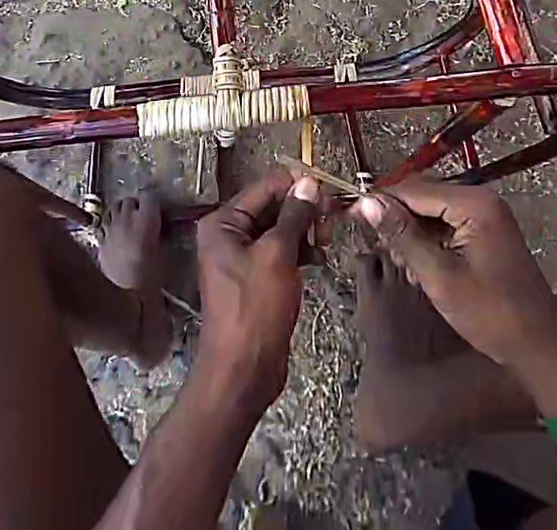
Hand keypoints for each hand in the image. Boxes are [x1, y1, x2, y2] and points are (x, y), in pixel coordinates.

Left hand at [193, 171, 321, 411]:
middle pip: (273, 206)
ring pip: (280, 228)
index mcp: (223, 222)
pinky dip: (301, 250)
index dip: (298, 187)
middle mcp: (229, 234)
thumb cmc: (254, 309)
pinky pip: (281, 250)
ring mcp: (242, 256)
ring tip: (327, 240)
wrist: (243, 372)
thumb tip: (310, 184)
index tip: (329, 192)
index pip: (266, 188)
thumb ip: (294, 215)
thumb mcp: (277, 254)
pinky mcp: (257, 276)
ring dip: (305, 230)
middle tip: (333, 217)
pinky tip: (319, 257)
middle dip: (304, 210)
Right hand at [350, 181, 556, 375]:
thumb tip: (366, 204)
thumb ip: (402, 235)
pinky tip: (416, 265)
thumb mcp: (439, 275)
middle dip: (396, 218)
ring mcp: (485, 215)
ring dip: (410, 232)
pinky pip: (445, 224)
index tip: (351, 214)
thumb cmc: (491, 314)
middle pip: (423, 196)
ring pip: (431, 211)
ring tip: (400, 263)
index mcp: (474, 203)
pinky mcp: (485, 231)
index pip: (414, 189)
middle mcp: (481, 199)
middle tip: (376, 246)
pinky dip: (427, 241)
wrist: (540, 346)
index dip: (381, 201)